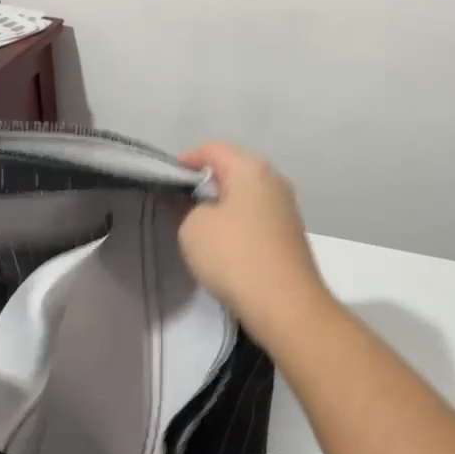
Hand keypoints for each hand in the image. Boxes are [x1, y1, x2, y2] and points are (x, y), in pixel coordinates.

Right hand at [177, 141, 329, 329]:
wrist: (286, 305)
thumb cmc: (234, 255)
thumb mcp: (192, 228)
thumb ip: (183, 206)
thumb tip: (188, 201)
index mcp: (251, 168)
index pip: (212, 148)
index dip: (184, 161)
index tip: (164, 183)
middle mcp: (274, 181)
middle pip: (232, 171)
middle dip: (203, 185)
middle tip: (177, 207)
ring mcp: (286, 209)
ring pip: (244, 198)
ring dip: (220, 208)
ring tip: (197, 230)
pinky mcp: (290, 236)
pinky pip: (255, 220)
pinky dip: (236, 227)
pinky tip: (224, 249)